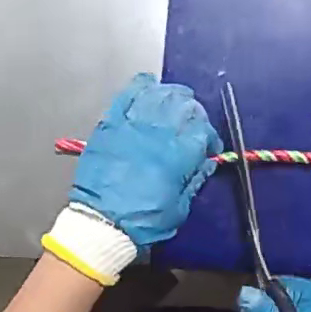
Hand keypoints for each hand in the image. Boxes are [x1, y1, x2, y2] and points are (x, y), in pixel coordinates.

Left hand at [68, 73, 221, 246]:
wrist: (101, 224)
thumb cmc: (142, 222)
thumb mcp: (178, 209)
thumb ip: (194, 182)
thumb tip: (206, 163)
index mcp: (179, 156)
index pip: (203, 130)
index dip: (209, 137)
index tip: (208, 147)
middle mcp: (158, 133)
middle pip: (183, 105)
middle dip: (193, 113)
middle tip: (192, 123)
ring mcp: (133, 125)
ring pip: (158, 94)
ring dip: (171, 95)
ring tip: (173, 102)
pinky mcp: (111, 124)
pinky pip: (127, 95)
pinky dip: (140, 87)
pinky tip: (148, 88)